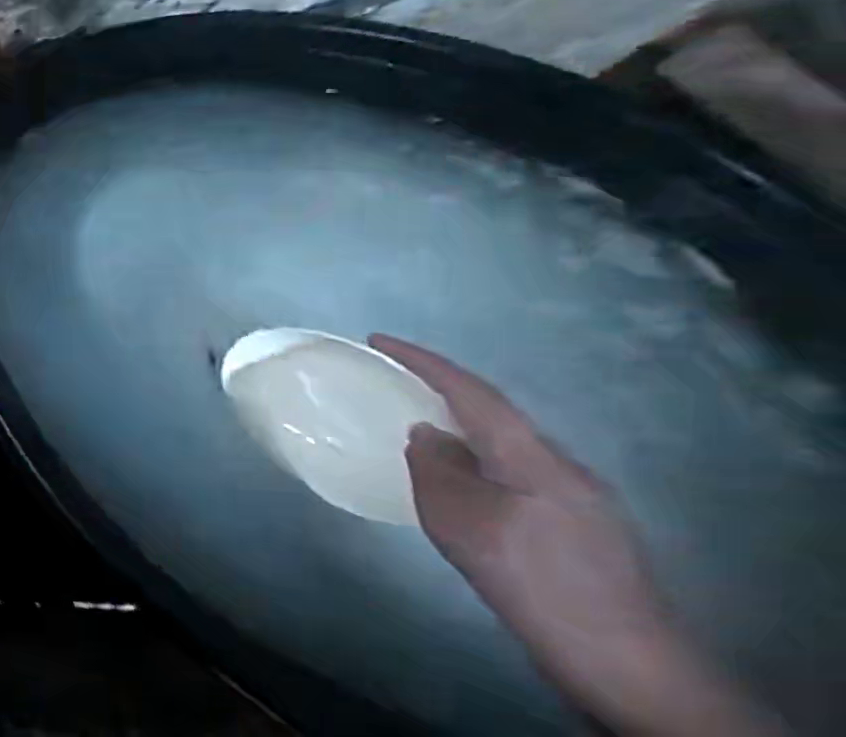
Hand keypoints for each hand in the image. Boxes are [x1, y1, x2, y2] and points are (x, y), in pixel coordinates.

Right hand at [374, 335, 781, 736]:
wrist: (622, 660)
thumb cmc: (528, 576)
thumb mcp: (459, 519)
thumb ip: (435, 465)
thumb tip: (428, 434)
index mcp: (530, 453)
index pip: (470, 390)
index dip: (422, 361)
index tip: (379, 340)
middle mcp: (561, 463)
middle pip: (494, 412)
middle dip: (444, 390)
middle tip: (397, 382)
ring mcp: (580, 496)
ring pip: (508, 445)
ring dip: (463, 429)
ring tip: (423, 431)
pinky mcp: (582, 526)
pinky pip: (518, 472)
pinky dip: (481, 461)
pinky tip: (466, 484)